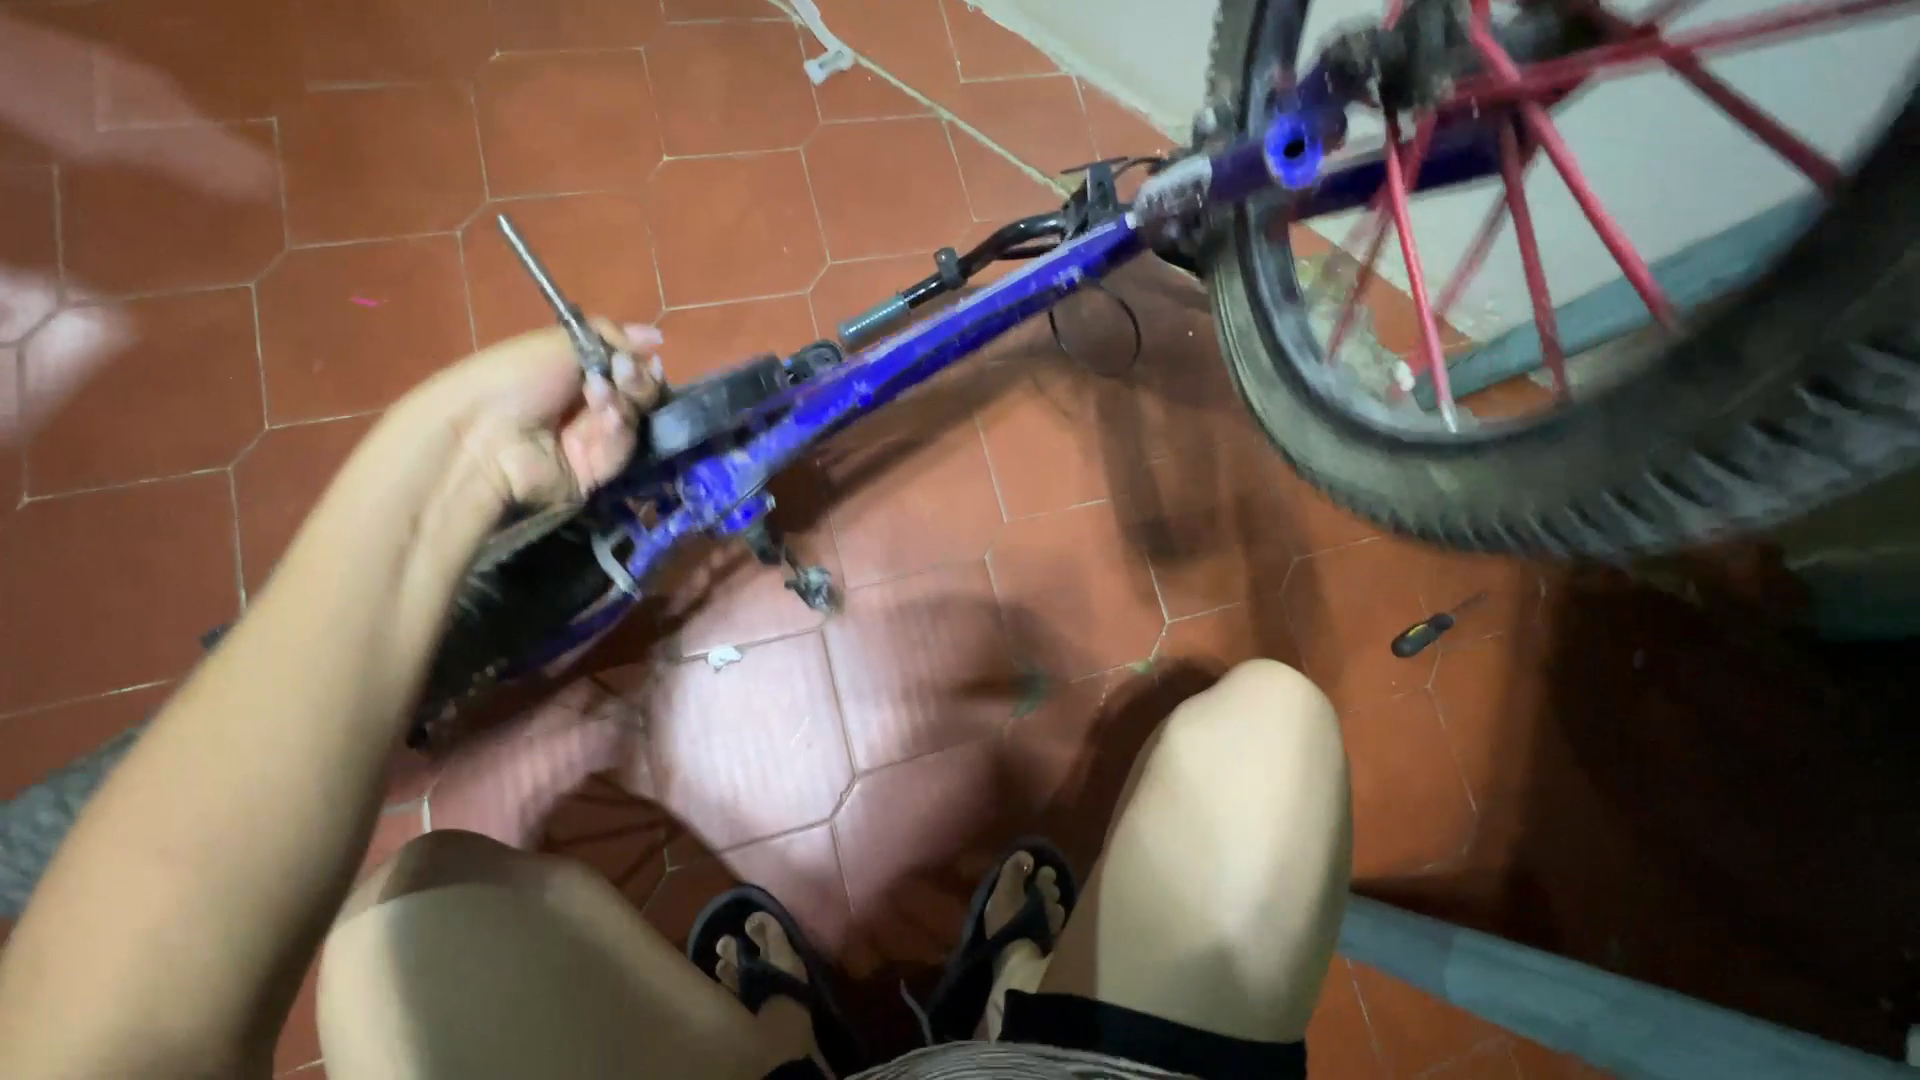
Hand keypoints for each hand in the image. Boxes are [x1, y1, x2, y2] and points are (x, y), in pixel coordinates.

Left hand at [408, 321, 665, 515]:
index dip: (639, 362)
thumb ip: (611, 335)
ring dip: (621, 403)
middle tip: (622, 373)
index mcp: (574, 374)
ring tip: (597, 395)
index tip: (642, 354)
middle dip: (636, 381)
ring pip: (633, 421)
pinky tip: (604, 419)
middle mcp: (585, 408)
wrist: (484, 434)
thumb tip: (657, 338)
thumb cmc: (514, 377)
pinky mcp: (596, 474)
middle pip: (638, 396)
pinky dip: (616, 431)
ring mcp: (591, 442)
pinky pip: (621, 449)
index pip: (626, 369)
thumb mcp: (559, 341)